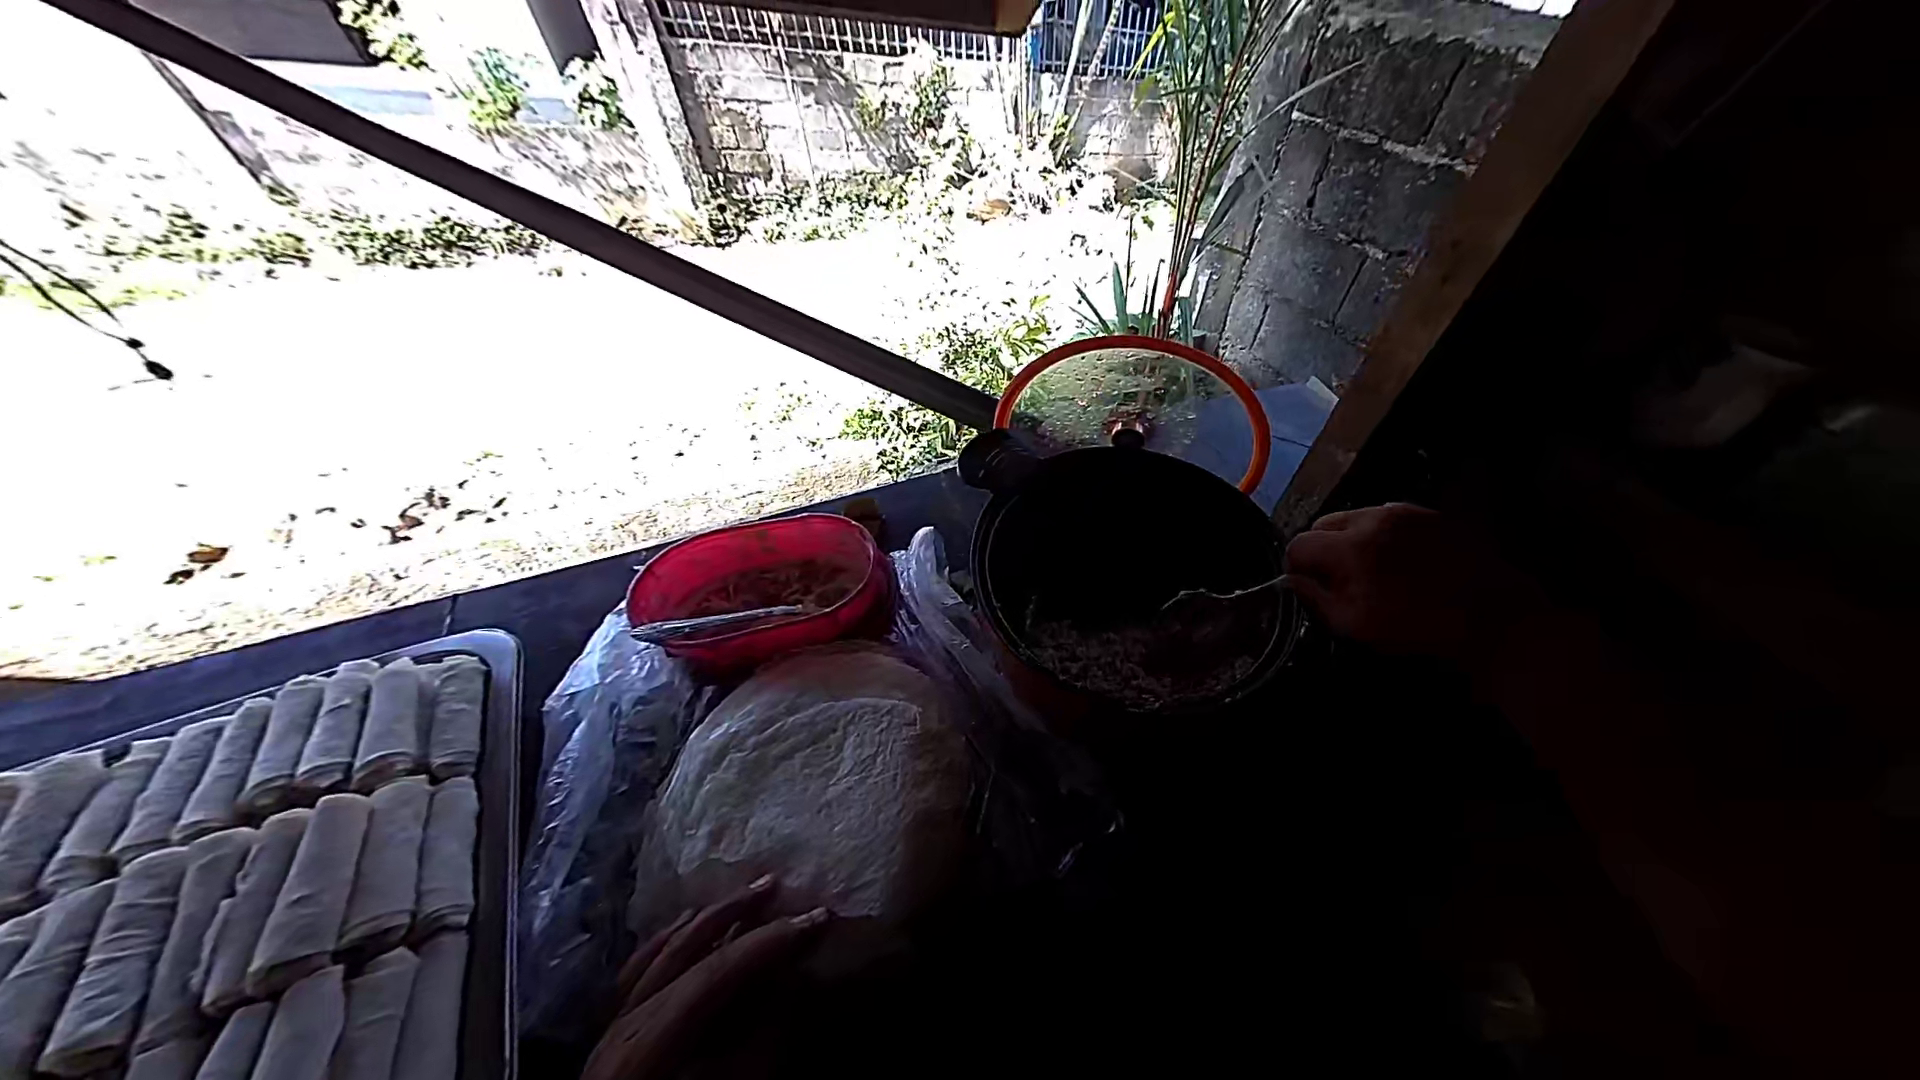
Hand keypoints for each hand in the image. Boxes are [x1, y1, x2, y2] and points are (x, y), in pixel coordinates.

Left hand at [584, 876, 828, 1079]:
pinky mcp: (608, 1039)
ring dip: (706, 920)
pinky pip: (635, 972)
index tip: (816, 917)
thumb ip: (755, 1045)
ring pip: (661, 954)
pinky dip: (665, 940)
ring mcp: (610, 1030)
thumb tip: (789, 984)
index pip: (719, 972)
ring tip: (738, 894)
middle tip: (773, 883)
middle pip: (687, 950)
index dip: (770, 941)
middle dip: (735, 913)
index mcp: (648, 1042)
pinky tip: (683, 921)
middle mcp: (624, 1024)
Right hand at [1283, 503, 1539, 660]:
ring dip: (1349, 540)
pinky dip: (1379, 535)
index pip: (1298, 544)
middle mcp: (1372, 519)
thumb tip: (1291, 581)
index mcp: (1350, 548)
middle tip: (1339, 579)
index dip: (1296, 568)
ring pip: (1351, 518)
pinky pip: (1384, 518)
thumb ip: (1313, 599)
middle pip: (1321, 525)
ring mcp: (1402, 512)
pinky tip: (1398, 561)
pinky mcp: (1427, 513)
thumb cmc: (1420, 627)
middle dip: (1321, 550)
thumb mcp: (1354, 625)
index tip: (1310, 586)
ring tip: (1371, 570)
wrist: (1498, 618)